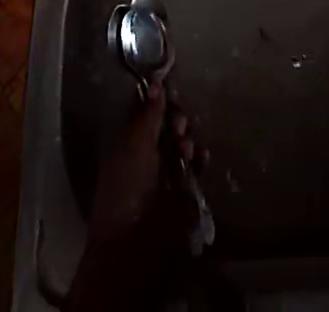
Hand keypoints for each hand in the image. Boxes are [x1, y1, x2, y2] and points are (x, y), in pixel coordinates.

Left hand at [68, 83, 199, 310]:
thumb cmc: (127, 188)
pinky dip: (198, 162)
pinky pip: (193, 171)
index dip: (158, 101)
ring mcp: (164, 176)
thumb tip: (155, 83)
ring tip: (186, 146)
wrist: (135, 245)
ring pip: (182, 148)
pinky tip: (201, 158)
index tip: (169, 88)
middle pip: (166, 128)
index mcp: (127, 141)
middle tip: (179, 125)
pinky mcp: (183, 196)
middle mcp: (145, 155)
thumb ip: (147, 116)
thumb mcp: (135, 145)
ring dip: (187, 141)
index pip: (146, 113)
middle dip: (175, 120)